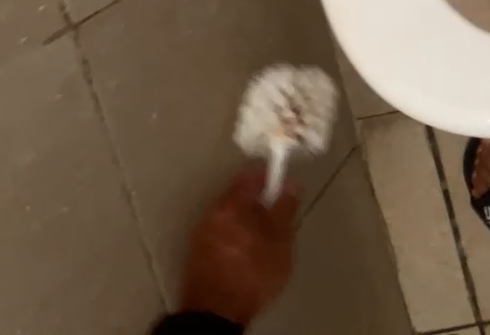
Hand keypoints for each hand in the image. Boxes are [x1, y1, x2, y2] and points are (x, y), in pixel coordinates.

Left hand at [178, 164, 299, 323]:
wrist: (215, 316)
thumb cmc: (253, 271)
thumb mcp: (281, 238)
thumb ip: (286, 208)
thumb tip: (290, 184)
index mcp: (232, 205)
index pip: (252, 173)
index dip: (271, 173)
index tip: (285, 181)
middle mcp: (212, 215)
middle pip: (238, 194)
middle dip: (259, 198)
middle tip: (279, 210)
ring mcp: (201, 236)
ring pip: (230, 215)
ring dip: (247, 217)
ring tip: (267, 232)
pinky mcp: (198, 255)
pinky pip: (222, 231)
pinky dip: (237, 232)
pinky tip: (249, 248)